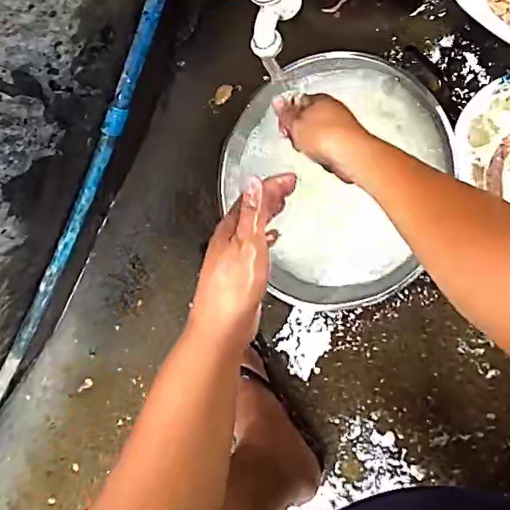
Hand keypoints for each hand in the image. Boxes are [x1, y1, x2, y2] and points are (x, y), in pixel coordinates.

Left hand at [190, 173, 295, 340]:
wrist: (220, 331)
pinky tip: (271, 241)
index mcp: (229, 229)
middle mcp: (227, 241)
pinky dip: (265, 235)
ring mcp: (231, 257)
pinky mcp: (238, 273)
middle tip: (287, 186)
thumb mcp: (248, 246)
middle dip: (269, 195)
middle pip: (249, 209)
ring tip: (281, 205)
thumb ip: (252, 214)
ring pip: (251, 226)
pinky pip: (253, 243)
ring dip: (267, 213)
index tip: (289, 178)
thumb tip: (254, 183)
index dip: (270, 185)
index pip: (251, 197)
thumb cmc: (231, 292)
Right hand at [273, 93, 370, 182]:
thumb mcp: (295, 125)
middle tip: (296, 139)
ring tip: (311, 151)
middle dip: (300, 131)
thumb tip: (278, 101)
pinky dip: (325, 152)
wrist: (351, 155)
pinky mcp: (348, 141)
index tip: (284, 125)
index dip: (288, 114)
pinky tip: (323, 157)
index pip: (298, 101)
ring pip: (319, 134)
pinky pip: (330, 146)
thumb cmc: (326, 136)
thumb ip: (285, 113)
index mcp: (319, 98)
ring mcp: (342, 125)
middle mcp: (333, 108)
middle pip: (309, 118)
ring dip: (312, 144)